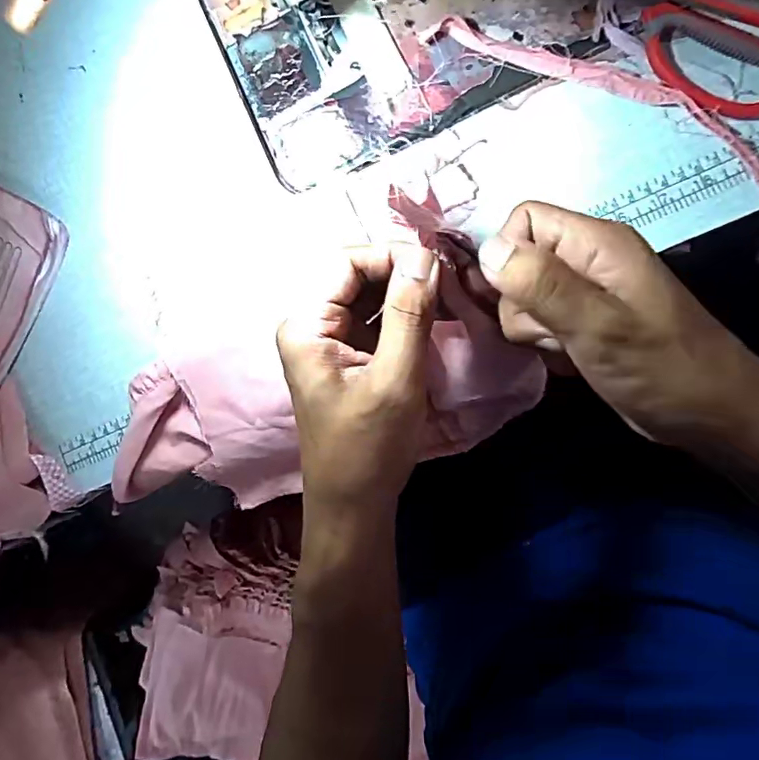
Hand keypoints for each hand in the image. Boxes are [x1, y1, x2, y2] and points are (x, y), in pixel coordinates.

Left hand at [276, 243, 439, 515]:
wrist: (355, 506)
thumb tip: (426, 254)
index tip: (439, 263)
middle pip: (360, 273)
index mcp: (306, 324)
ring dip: (411, 290)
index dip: (392, 253)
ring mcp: (332, 339)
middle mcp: (313, 322)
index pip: (346, 260)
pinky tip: (439, 314)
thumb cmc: (369, 448)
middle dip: (405, 271)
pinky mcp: (352, 354)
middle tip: (452, 278)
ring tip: (452, 293)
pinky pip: (380, 317)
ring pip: (373, 293)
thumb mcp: (395, 379)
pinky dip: (409, 312)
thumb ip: (409, 314)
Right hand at [475, 202, 758, 454]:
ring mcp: (588, 291)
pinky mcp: (587, 321)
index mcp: (595, 241)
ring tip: (570, 350)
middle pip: (520, 260)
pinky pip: (543, 321)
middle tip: (554, 333)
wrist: (714, 415)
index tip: (516, 299)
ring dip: (535, 329)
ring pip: (526, 295)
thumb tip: (487, 250)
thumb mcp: (599, 326)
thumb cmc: (662, 367)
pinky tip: (572, 361)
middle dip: (521, 303)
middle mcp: (588, 257)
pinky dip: (548, 343)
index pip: (524, 218)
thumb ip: (542, 285)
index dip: (508, 255)